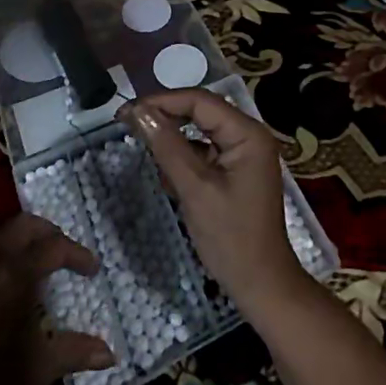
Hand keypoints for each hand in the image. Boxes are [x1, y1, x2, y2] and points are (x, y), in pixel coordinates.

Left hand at [0, 213, 115, 384]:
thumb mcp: (40, 370)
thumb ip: (75, 352)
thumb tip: (110, 354)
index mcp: (13, 278)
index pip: (52, 247)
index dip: (76, 254)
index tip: (93, 270)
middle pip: (17, 226)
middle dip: (44, 232)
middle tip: (62, 254)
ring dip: (9, 240)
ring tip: (27, 262)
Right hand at [121, 89, 308, 310]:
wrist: (260, 283)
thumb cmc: (230, 237)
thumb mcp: (194, 188)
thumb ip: (166, 146)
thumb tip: (138, 111)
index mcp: (248, 134)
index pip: (200, 101)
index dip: (160, 101)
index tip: (125, 113)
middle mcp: (248, 136)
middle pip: (200, 112)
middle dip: (164, 117)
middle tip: (127, 125)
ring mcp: (243, 154)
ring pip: (199, 131)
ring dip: (171, 138)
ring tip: (141, 148)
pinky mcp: (235, 171)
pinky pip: (203, 152)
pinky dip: (182, 158)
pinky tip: (165, 174)